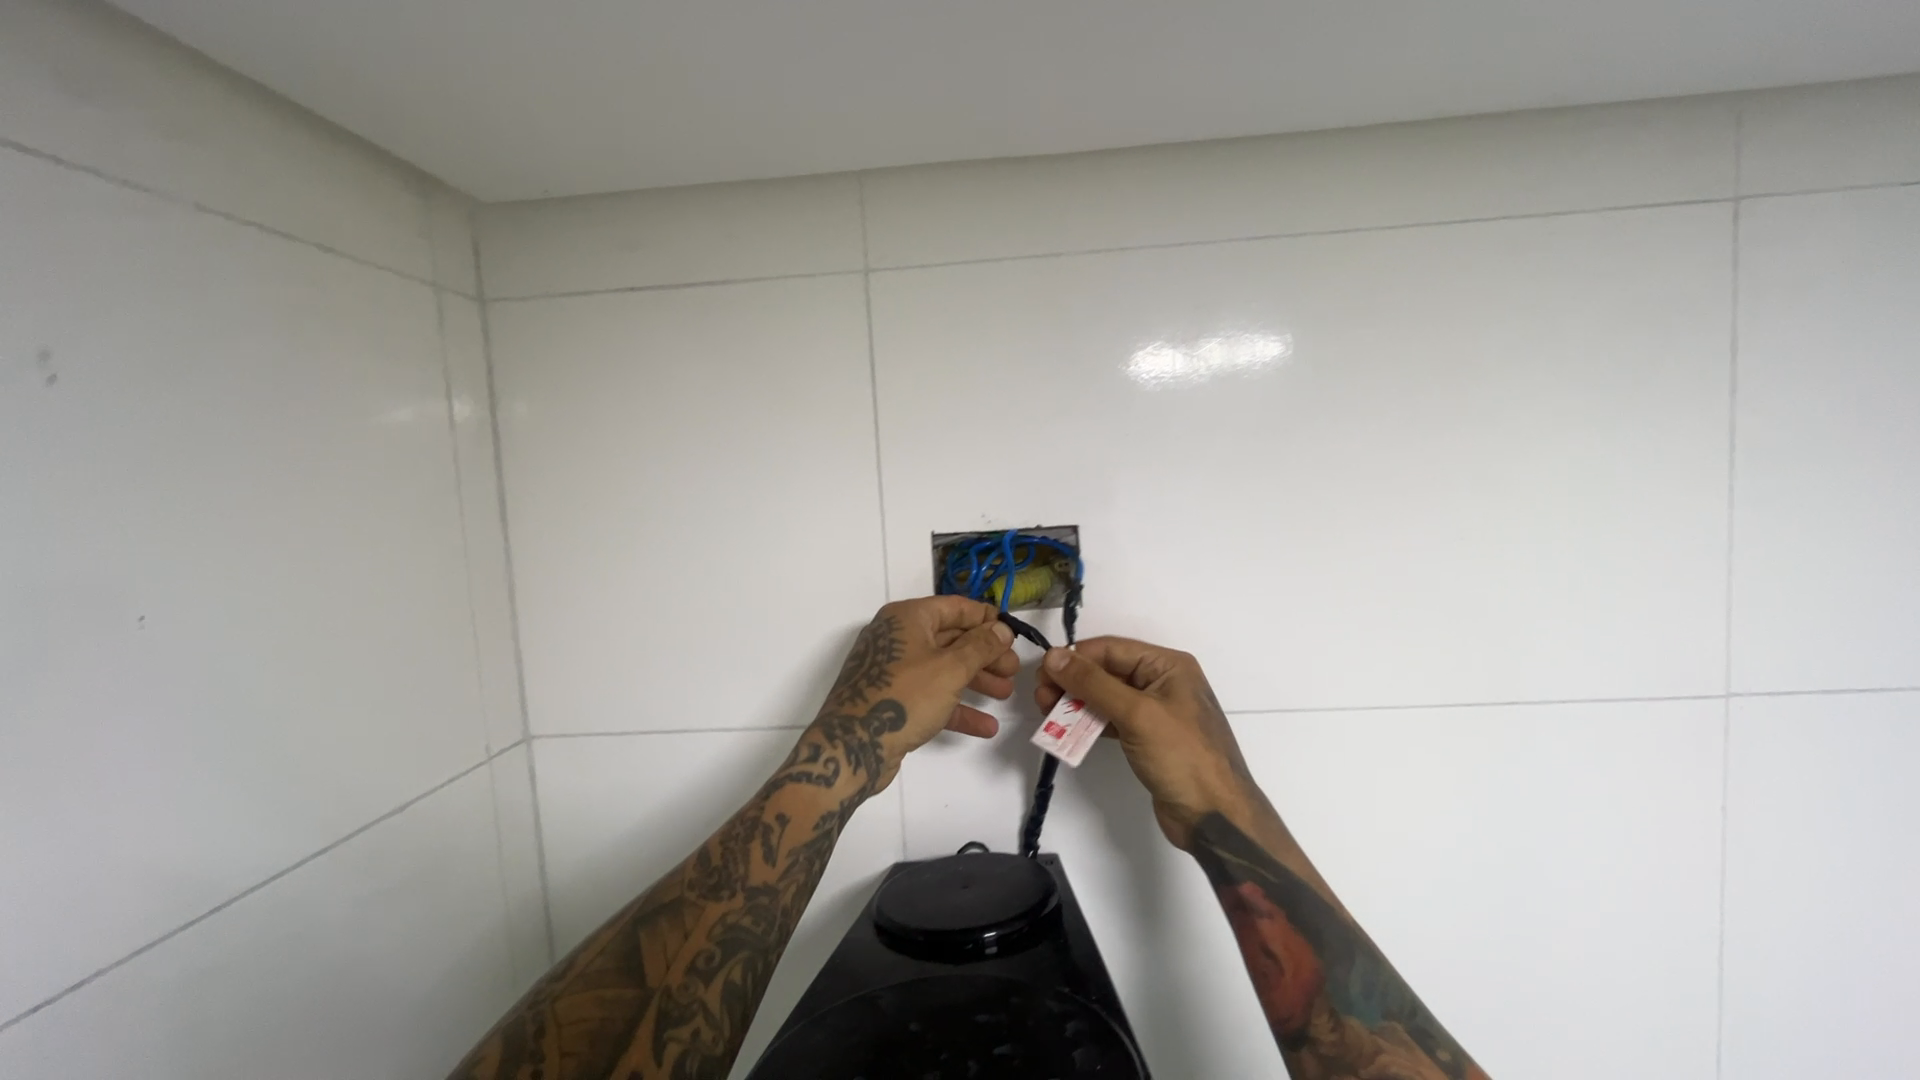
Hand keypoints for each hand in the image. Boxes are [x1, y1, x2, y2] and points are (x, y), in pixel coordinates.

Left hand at [809, 596, 1017, 793]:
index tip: (1012, 633)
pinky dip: (957, 707)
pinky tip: (985, 727)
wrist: (854, 747)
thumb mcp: (951, 668)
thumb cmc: (905, 696)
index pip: (955, 608)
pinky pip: (932, 697)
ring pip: (943, 668)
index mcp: (908, 618)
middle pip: (951, 639)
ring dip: (976, 680)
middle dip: (985, 654)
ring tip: (1006, 694)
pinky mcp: (893, 701)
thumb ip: (981, 646)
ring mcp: (894, 671)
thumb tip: (1002, 629)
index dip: (985, 618)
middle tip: (1013, 670)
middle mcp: (899, 639)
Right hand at [1036, 638, 1265, 849]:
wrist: (1215, 817)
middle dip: (1072, 682)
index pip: (1111, 649)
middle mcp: (1162, 682)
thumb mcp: (1136, 714)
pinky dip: (1089, 723)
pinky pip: (1112, 720)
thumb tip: (1054, 656)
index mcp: (1168, 665)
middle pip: (1106, 671)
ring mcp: (1155, 711)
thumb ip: (1093, 683)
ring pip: (1106, 697)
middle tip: (1041, 699)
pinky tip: (1068, 731)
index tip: (1041, 674)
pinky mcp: (1148, 738)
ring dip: (1076, 703)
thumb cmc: (1182, 757)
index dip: (1075, 658)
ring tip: (1047, 715)